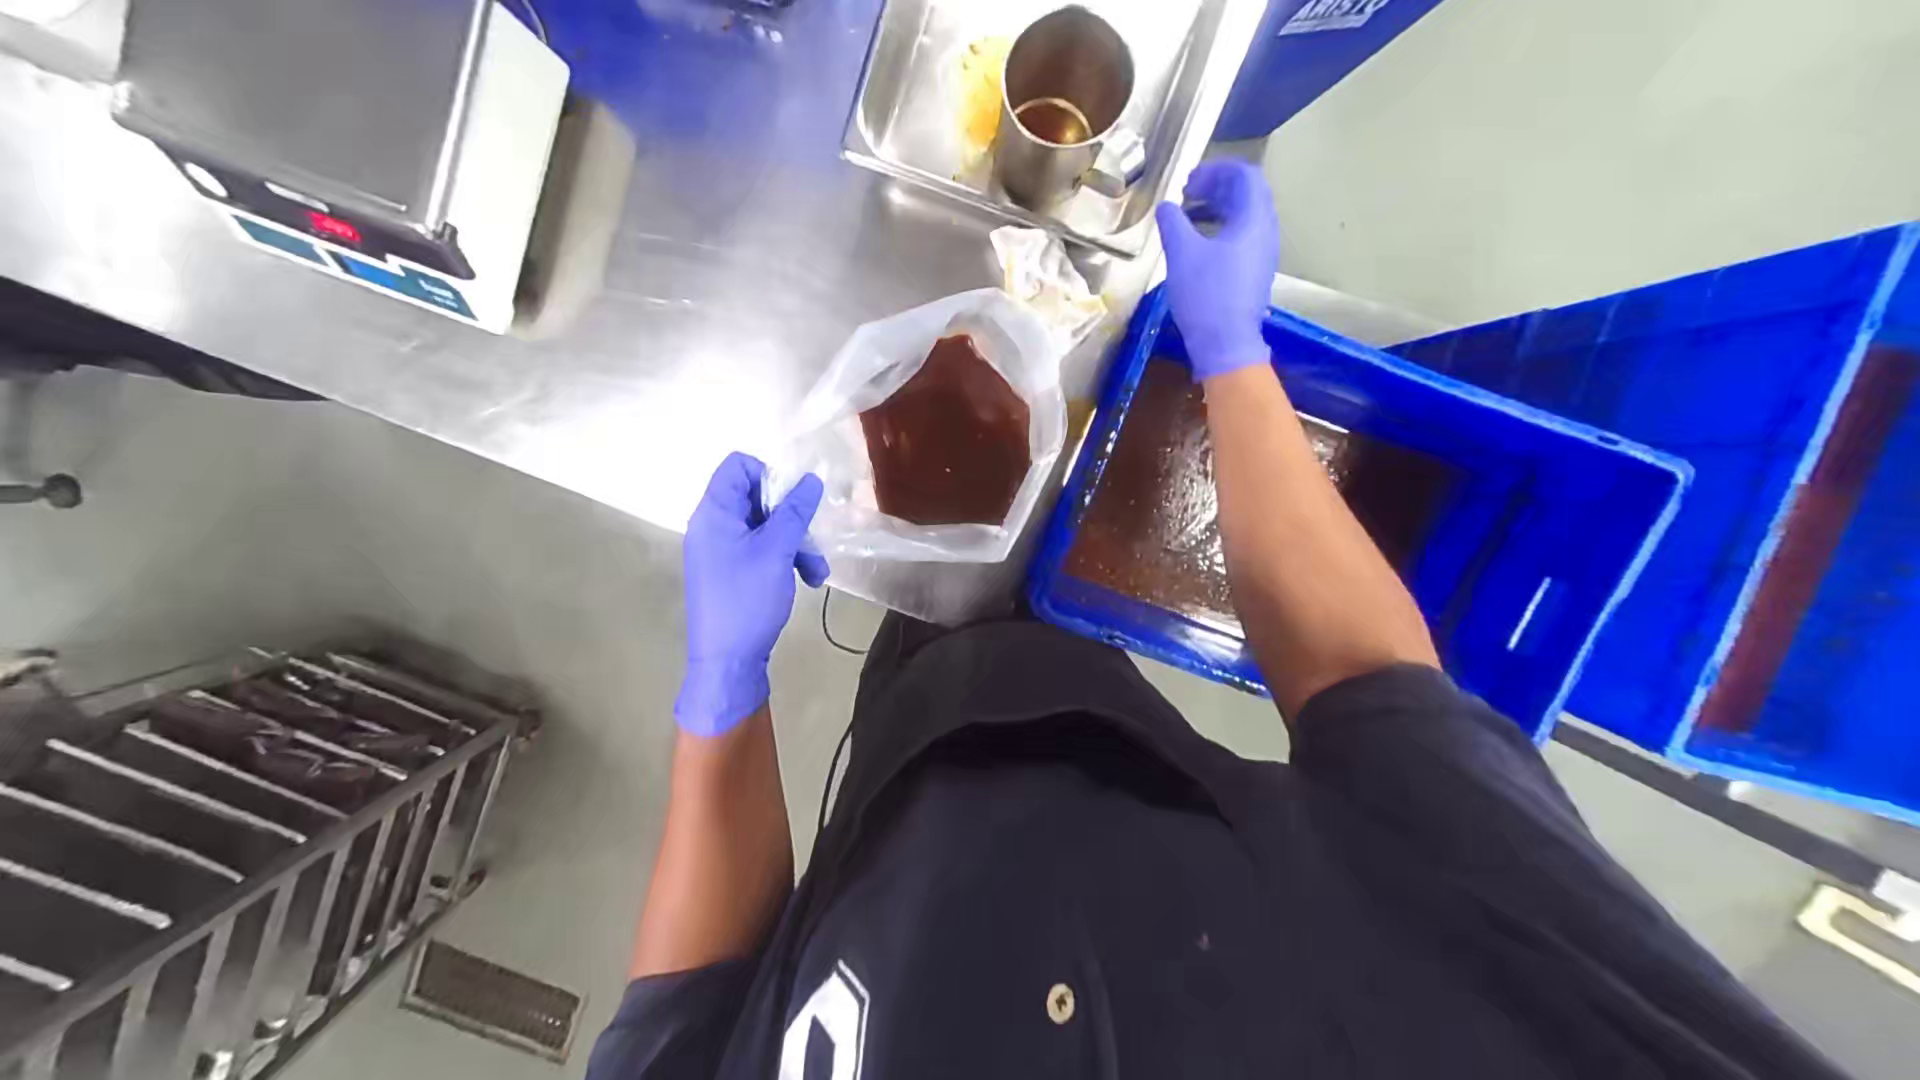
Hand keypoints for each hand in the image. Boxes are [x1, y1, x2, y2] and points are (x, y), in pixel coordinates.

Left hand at [676, 452, 829, 736]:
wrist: (727, 661)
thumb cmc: (747, 599)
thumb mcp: (776, 552)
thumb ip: (794, 512)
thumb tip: (811, 480)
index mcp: (714, 513)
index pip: (738, 467)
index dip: (769, 475)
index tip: (794, 500)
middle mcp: (713, 526)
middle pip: (756, 498)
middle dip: (791, 517)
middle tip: (812, 538)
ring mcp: (722, 550)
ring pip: (766, 527)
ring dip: (796, 543)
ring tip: (816, 571)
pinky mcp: (733, 571)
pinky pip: (762, 550)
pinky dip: (785, 559)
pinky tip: (807, 580)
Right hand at [1153, 160, 1279, 381]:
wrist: (1225, 343)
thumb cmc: (1205, 295)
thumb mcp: (1182, 254)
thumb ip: (1173, 223)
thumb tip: (1166, 206)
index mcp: (1254, 219)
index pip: (1246, 176)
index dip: (1218, 170)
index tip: (1190, 179)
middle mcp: (1266, 232)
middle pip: (1248, 195)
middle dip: (1217, 188)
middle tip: (1188, 193)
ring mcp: (1263, 254)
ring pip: (1245, 217)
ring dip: (1219, 209)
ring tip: (1190, 216)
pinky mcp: (1254, 273)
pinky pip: (1242, 238)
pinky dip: (1222, 229)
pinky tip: (1199, 244)